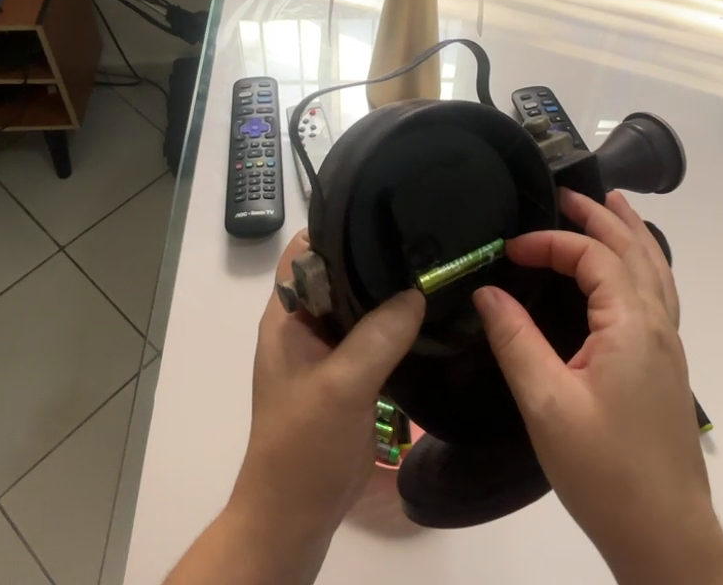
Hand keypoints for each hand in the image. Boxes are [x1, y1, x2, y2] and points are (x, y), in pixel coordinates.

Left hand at [218, 232, 424, 578]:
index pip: (306, 250)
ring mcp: (329, 349)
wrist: (298, 512)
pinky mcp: (351, 373)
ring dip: (390, 292)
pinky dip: (399, 324)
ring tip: (436, 266)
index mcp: (286, 315)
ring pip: (362, 305)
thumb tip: (417, 292)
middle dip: (375, 255)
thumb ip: (378, 336)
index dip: (338, 225)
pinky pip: (376, 335)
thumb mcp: (341, 386)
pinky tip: (432, 314)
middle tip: (425, 235)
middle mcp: (306, 324)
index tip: (384, 210)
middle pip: (340, 273)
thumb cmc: (303, 445)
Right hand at [474, 190, 722, 584]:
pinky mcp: (668, 365)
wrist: (665, 534)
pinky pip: (661, 293)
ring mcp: (669, 345)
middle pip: (634, 251)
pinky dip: (646, 263)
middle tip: (569, 192)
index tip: (510, 250)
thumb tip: (487, 290)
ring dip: (632, 232)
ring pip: (656, 269)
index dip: (551, 243)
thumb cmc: (603, 470)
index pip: (593, 257)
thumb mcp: (546, 403)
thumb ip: (516, 340)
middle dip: (601, 216)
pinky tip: (631, 271)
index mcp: (631, 325)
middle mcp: (658, 324)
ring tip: (615, 204)